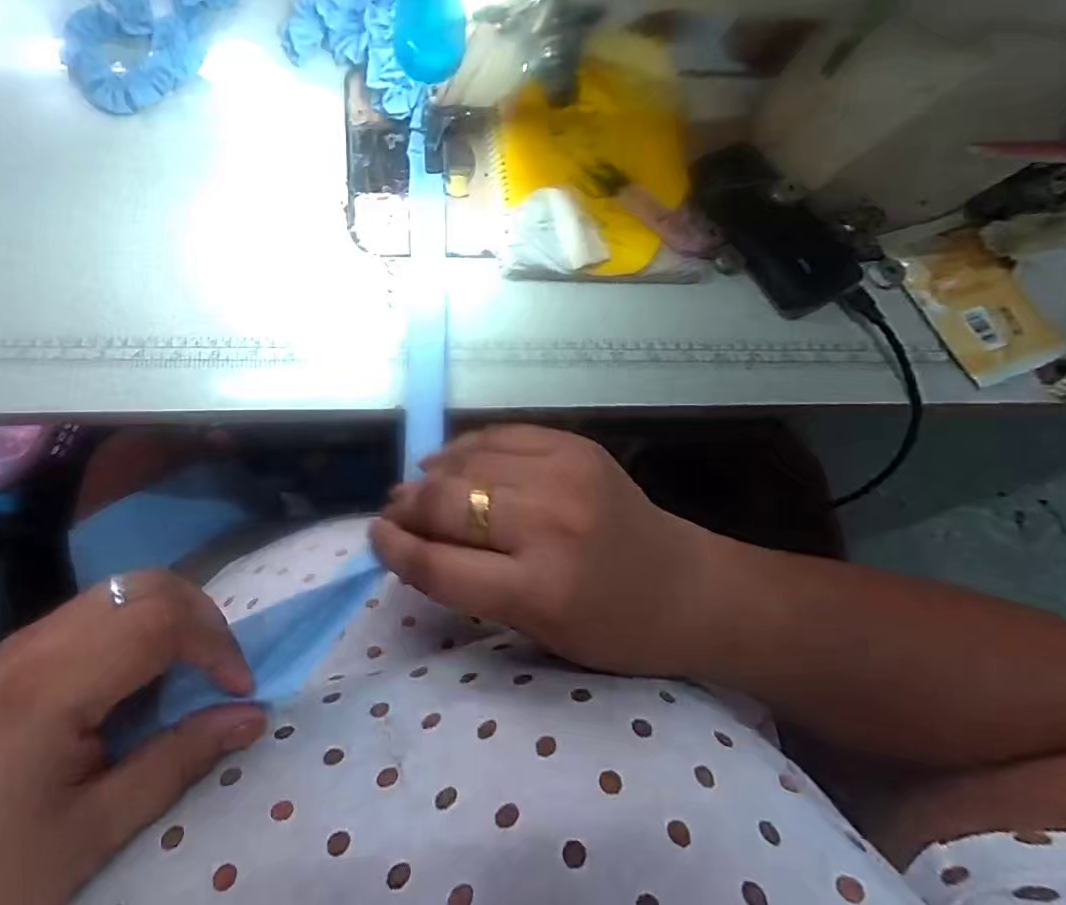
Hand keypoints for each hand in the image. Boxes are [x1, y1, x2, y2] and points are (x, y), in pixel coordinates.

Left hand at [0, 570, 264, 904]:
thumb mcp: (94, 829)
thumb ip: (179, 760)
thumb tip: (252, 717)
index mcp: (53, 682)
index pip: (160, 619)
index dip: (215, 643)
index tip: (240, 691)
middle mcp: (36, 642)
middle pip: (144, 584)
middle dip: (200, 616)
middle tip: (222, 673)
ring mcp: (19, 643)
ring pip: (119, 589)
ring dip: (169, 617)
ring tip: (189, 675)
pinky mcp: (13, 656)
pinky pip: (93, 614)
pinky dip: (136, 628)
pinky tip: (138, 681)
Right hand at [372, 425, 730, 677]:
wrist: (690, 587)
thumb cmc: (612, 630)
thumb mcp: (537, 630)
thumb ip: (468, 586)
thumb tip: (408, 538)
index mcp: (541, 590)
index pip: (438, 565)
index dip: (395, 550)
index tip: (375, 538)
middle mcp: (550, 525)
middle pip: (446, 504)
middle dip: (406, 509)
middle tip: (390, 513)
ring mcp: (565, 475)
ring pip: (467, 461)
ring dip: (430, 475)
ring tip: (415, 486)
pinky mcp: (576, 446)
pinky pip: (500, 435)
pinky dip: (466, 448)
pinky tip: (451, 460)